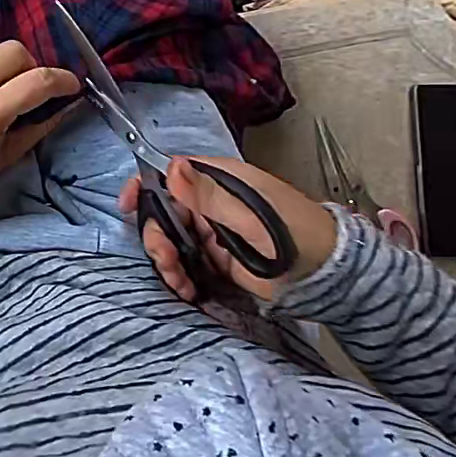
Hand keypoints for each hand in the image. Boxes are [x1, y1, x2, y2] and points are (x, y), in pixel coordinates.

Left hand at [0, 41, 79, 188]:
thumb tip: (65, 104)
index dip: (62, 80)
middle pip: (14, 50)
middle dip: (31, 65)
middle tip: (30, 86)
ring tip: (0, 88)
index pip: (37, 81)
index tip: (71, 84)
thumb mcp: (10, 154)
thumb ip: (40, 124)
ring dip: (2, 65)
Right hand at [119, 155, 336, 302]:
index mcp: (222, 180)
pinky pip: (187, 262)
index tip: (128, 204)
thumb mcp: (252, 216)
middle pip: (166, 212)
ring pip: (173, 240)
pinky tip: (188, 290)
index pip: (174, 173)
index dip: (147, 185)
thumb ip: (211, 196)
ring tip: (180, 284)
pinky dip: (181, 276)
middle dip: (158, 237)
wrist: (326, 275)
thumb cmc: (295, 235)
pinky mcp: (218, 257)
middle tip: (165, 262)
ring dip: (168, 261)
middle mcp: (213, 202)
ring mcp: (214, 230)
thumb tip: (173, 166)